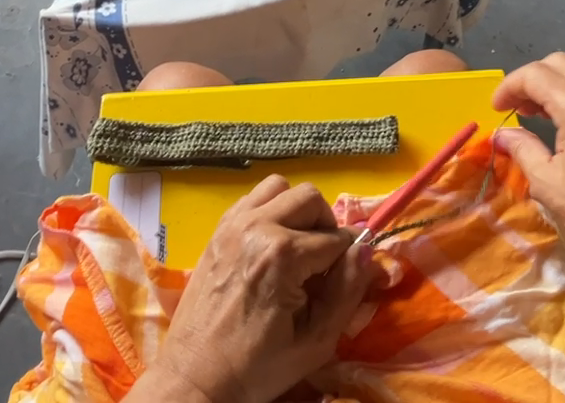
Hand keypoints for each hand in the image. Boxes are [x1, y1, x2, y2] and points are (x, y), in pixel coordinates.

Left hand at [139, 175, 374, 402]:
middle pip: (311, 198)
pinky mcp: (219, 227)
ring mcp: (234, 222)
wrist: (195, 376)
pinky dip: (271, 209)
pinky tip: (271, 244)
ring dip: (297, 211)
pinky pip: (254, 196)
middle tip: (323, 262)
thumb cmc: (258, 366)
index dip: (350, 258)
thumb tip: (369, 250)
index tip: (347, 278)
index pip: (336, 238)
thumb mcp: (315, 341)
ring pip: (281, 187)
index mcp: (282, 255)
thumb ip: (347, 291)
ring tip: (297, 247)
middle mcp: (257, 226)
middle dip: (326, 226)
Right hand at [491, 53, 564, 279]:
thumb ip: (522, 149)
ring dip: (554, 80)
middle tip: (516, 107)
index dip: (509, 87)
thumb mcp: (549, 184)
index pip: (534, 75)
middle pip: (557, 62)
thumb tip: (502, 135)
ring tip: (539, 110)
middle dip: (530, 79)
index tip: (497, 109)